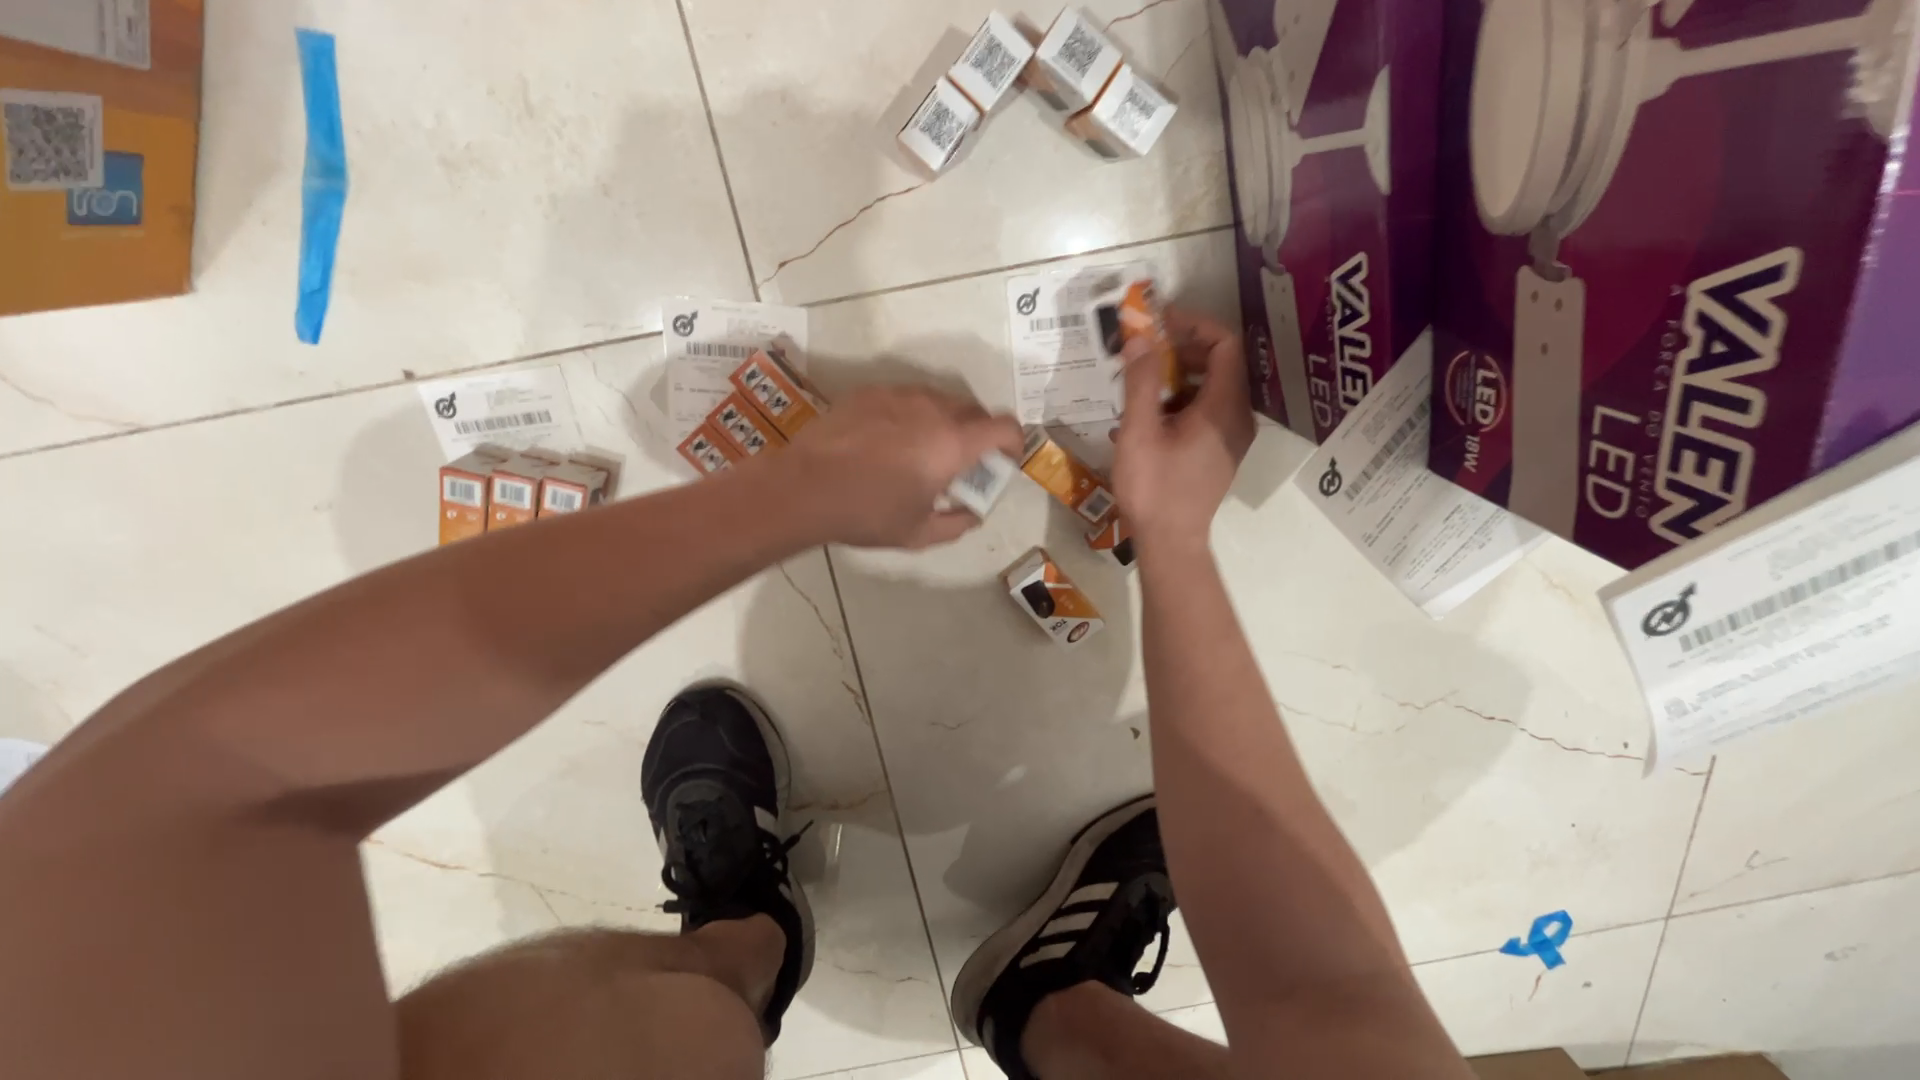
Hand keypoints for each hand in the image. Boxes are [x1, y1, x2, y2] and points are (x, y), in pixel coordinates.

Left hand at [782, 384, 1024, 549]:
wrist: (803, 487)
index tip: (1005, 459)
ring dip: (945, 420)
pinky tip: (889, 440)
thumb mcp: (918, 533)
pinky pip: (905, 397)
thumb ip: (957, 523)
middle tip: (964, 461)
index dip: (1014, 441)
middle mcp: (933, 409)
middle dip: (979, 433)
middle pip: (974, 409)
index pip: (1005, 426)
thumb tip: (972, 514)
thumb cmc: (866, 513)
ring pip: (939, 399)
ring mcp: (899, 394)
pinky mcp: (869, 392)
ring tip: (924, 449)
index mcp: (953, 443)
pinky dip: (911, 414)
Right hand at [1112, 307, 1255, 552]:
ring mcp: (1231, 437)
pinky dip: (1179, 401)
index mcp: (1224, 408)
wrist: (1170, 543)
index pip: (1225, 344)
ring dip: (1176, 376)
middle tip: (1142, 349)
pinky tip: (1144, 415)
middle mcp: (1237, 417)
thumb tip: (1139, 339)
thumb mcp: (1139, 432)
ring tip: (1138, 381)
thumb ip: (1141, 382)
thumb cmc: (1154, 489)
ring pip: (1211, 388)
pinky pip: (1206, 411)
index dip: (1194, 324)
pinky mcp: (1219, 452)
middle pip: (1220, 363)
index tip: (1158, 322)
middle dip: (1181, 349)